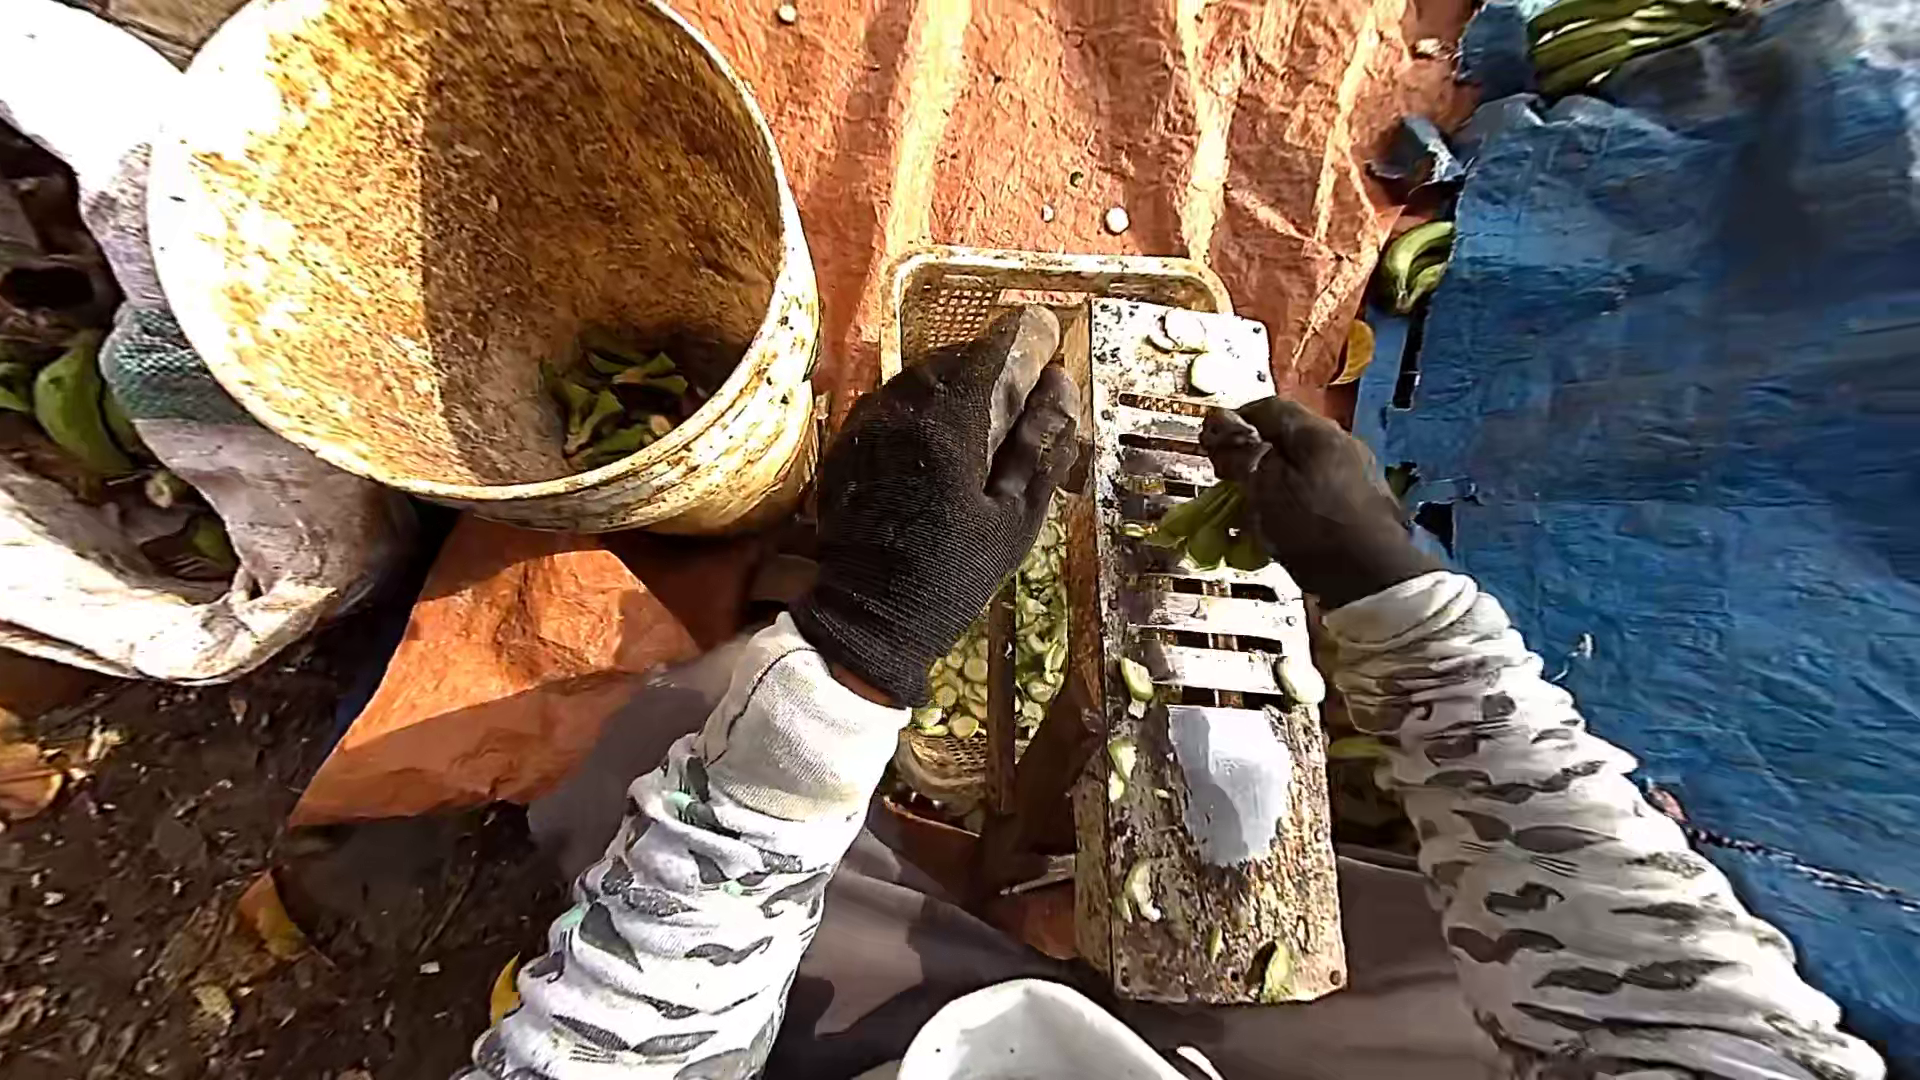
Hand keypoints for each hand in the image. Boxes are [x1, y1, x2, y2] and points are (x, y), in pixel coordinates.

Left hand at [796, 307, 1078, 705]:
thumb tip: (1060, 385)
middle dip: (988, 361)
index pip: (992, 354)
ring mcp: (865, 426)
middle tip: (1014, 384)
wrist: (871, 615)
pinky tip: (933, 435)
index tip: (1045, 336)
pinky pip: (887, 402)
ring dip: (951, 380)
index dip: (1023, 338)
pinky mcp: (845, 445)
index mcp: (949, 427)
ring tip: (977, 411)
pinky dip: (918, 404)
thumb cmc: (954, 574)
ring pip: (915, 376)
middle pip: (951, 358)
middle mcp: (900, 412)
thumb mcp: (1014, 521)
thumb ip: (1040, 448)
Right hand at [1200, 398, 1439, 607]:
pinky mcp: (1359, 498)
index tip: (1211, 445)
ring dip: (1268, 473)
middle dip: (1250, 450)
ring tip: (1248, 499)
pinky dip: (1289, 492)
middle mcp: (1339, 442)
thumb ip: (1240, 452)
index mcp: (1315, 433)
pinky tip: (1279, 516)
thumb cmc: (1310, 527)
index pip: (1266, 407)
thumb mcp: (1263, 488)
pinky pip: (1314, 483)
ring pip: (1298, 460)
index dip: (1232, 421)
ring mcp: (1354, 469)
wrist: (1371, 577)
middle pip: (1284, 433)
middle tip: (1226, 475)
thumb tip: (1218, 422)